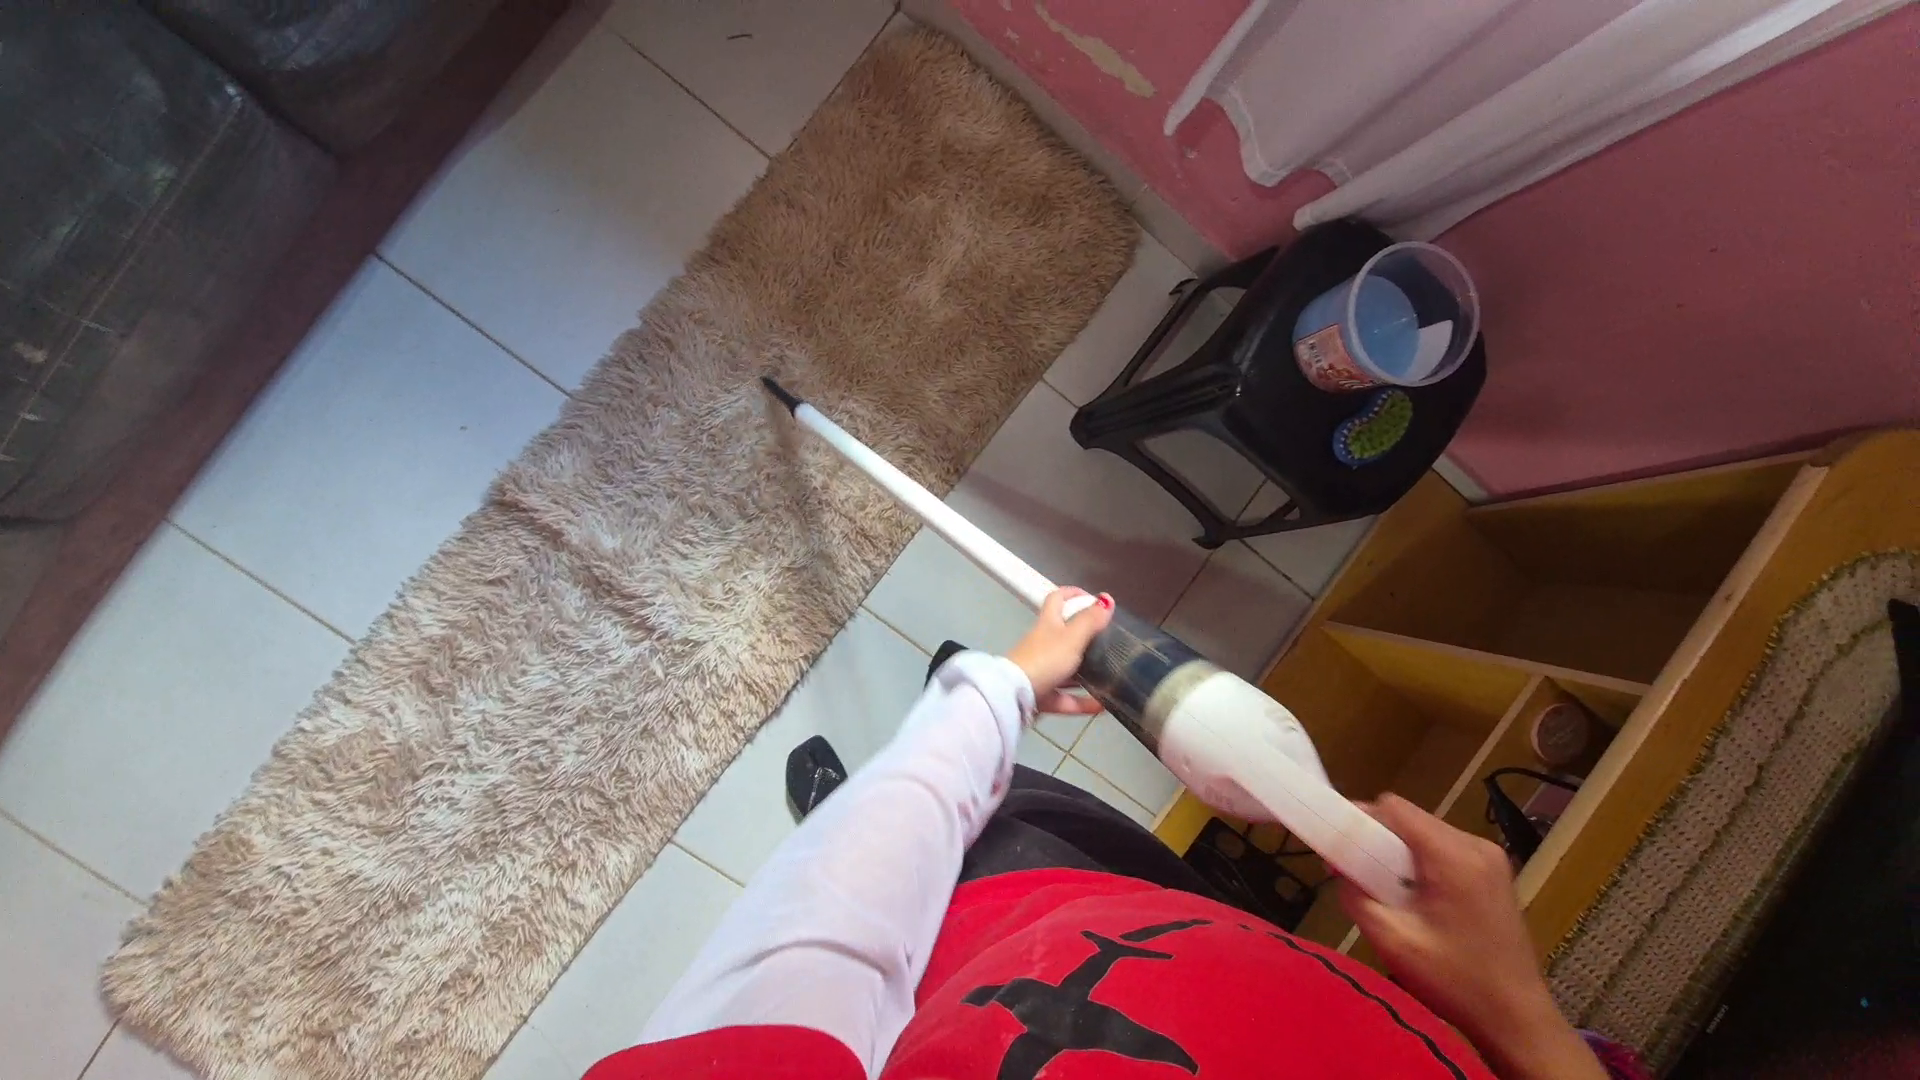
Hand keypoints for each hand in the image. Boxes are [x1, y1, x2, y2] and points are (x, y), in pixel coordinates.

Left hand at [1004, 588, 1111, 714]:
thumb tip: (1106, 598)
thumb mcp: (1071, 637)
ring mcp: (1040, 670)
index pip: (1057, 599)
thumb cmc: (1045, 659)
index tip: (1093, 599)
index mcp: (1047, 624)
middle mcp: (1042, 644)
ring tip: (1110, 675)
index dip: (1073, 594)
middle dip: (1085, 637)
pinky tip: (1103, 705)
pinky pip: (1065, 697)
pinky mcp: (1041, 695)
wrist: (1015, 695)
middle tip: (1109, 641)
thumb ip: (1090, 620)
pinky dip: (1083, 701)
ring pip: (1067, 669)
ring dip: (1087, 672)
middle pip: (1064, 635)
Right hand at [1339, 796, 1605, 1079]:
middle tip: (1356, 870)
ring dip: (1398, 851)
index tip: (1338, 843)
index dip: (1360, 818)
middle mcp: (1475, 847)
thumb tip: (1335, 864)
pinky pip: (1442, 847)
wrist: (1518, 1021)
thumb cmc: (1455, 980)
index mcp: (1453, 856)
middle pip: (1409, 818)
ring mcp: (1490, 859)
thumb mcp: (1392, 939)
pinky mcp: (1493, 873)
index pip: (1393, 808)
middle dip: (1377, 838)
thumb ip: (1355, 894)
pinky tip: (1414, 895)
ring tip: (1384, 887)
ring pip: (1424, 831)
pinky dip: (1419, 861)